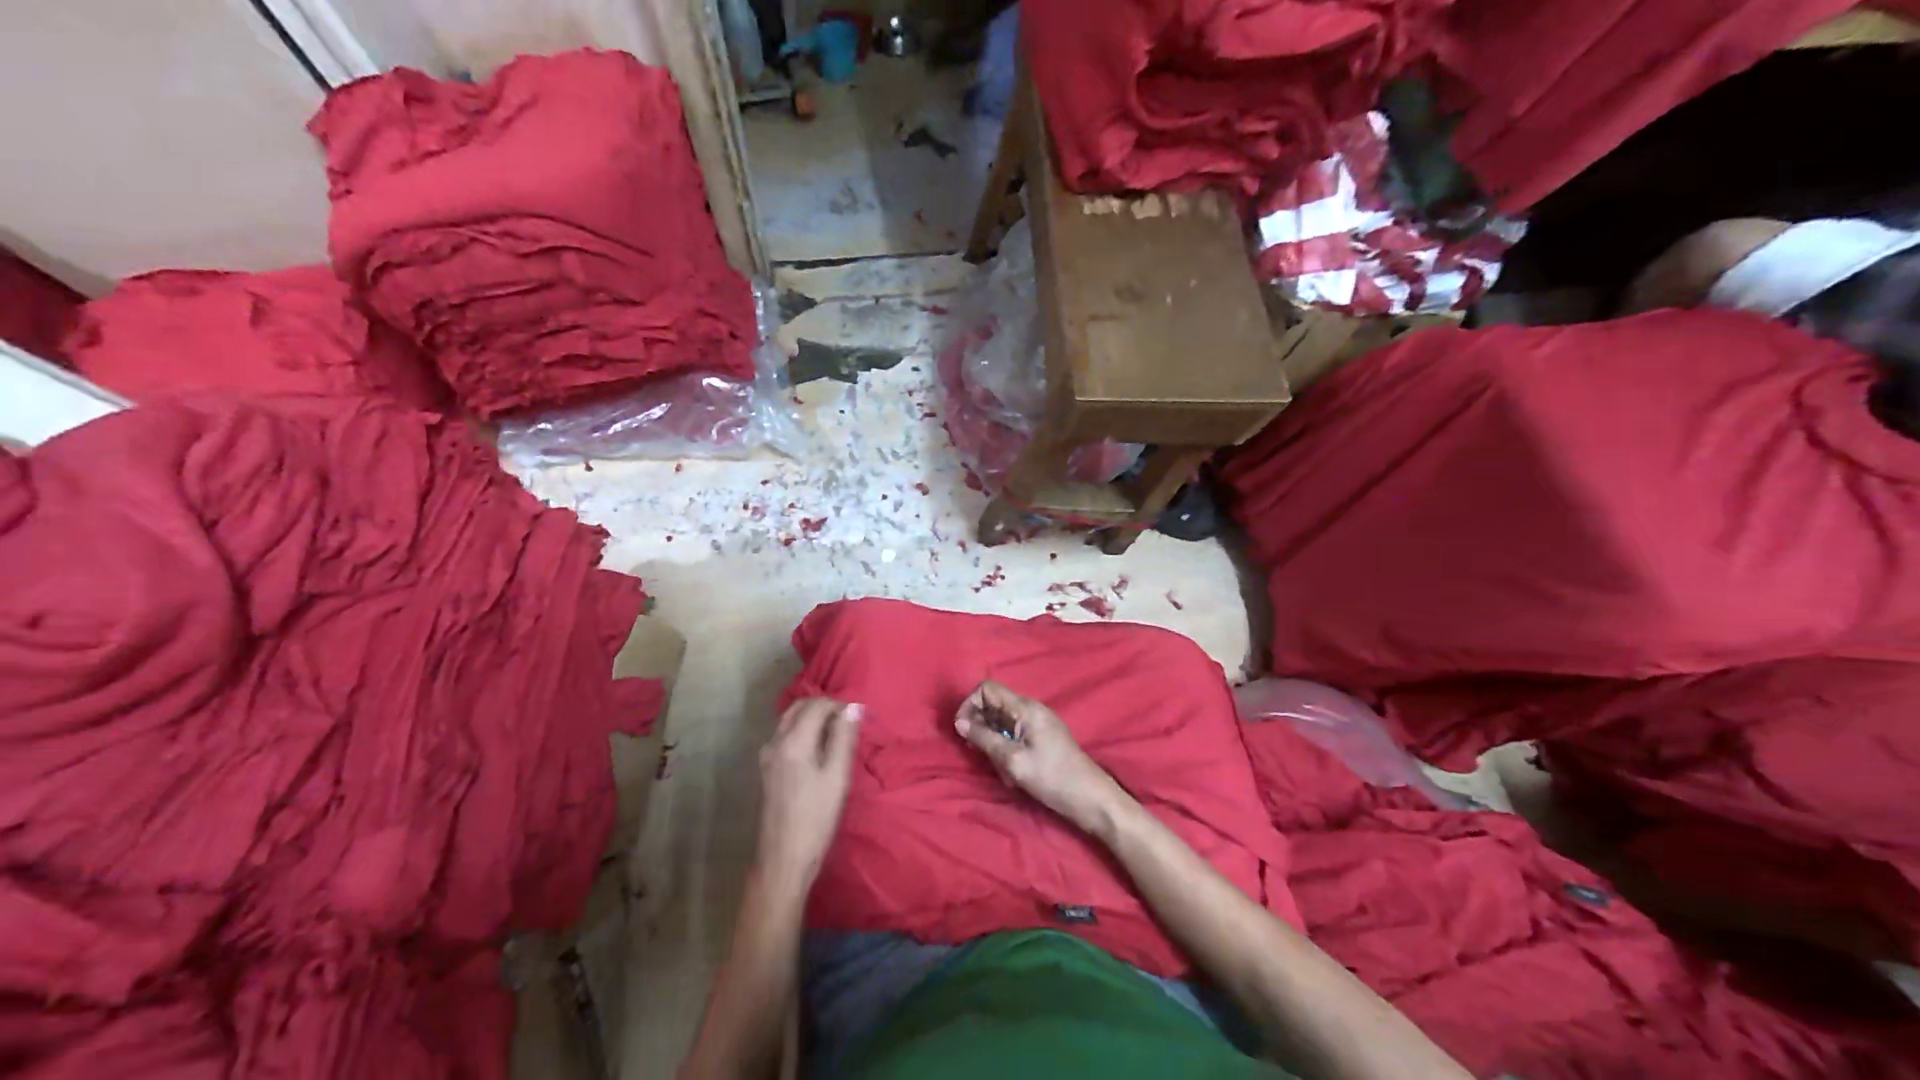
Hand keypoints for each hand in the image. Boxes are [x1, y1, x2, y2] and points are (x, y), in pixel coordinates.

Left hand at [756, 698, 861, 886]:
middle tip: (848, 721)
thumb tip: (853, 707)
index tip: (858, 716)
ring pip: (790, 720)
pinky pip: (785, 736)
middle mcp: (775, 742)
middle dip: (824, 706)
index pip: (817, 704)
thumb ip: (843, 738)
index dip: (839, 705)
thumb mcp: (837, 777)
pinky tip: (819, 749)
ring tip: (837, 734)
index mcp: (793, 741)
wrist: (783, 858)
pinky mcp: (767, 769)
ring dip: (813, 717)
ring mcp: (767, 756)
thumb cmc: (816, 818)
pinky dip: (803, 731)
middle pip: (799, 707)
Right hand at [954, 680, 1128, 836]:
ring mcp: (1038, 723)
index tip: (963, 731)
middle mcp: (1031, 709)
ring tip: (1003, 771)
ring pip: (1002, 724)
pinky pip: (1014, 736)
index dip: (970, 705)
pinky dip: (1007, 752)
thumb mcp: (1012, 760)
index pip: (987, 689)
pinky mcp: (1042, 738)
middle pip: (993, 706)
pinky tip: (1013, 775)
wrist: (1090, 798)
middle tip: (982, 755)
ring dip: (994, 745)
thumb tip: (959, 722)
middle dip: (982, 729)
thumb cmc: (1052, 778)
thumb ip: (984, 738)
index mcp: (1025, 708)